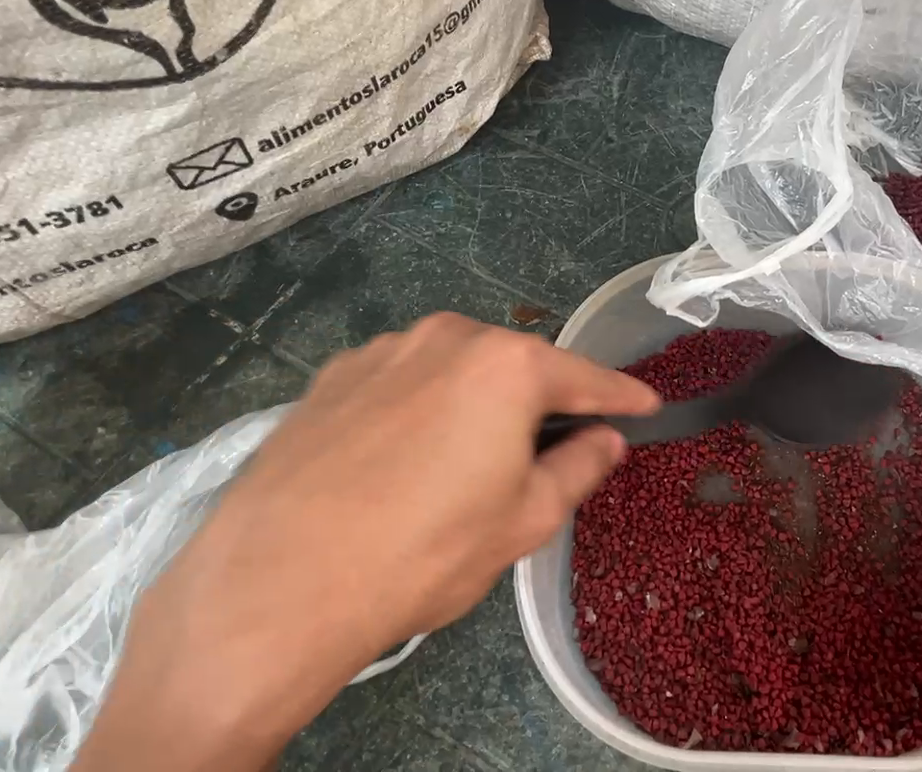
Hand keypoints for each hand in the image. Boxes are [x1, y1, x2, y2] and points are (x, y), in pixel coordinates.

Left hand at [73, 313, 658, 771]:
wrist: (274, 583)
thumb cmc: (424, 551)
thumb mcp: (525, 519)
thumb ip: (580, 466)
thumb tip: (606, 438)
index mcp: (506, 365)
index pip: (585, 377)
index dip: (622, 395)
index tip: (647, 406)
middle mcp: (448, 336)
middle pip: (516, 367)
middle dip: (539, 403)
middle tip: (542, 455)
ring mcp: (383, 350)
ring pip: (454, 371)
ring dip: (474, 403)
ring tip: (458, 464)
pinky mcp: (331, 375)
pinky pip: (400, 382)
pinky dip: (419, 407)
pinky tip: (397, 459)